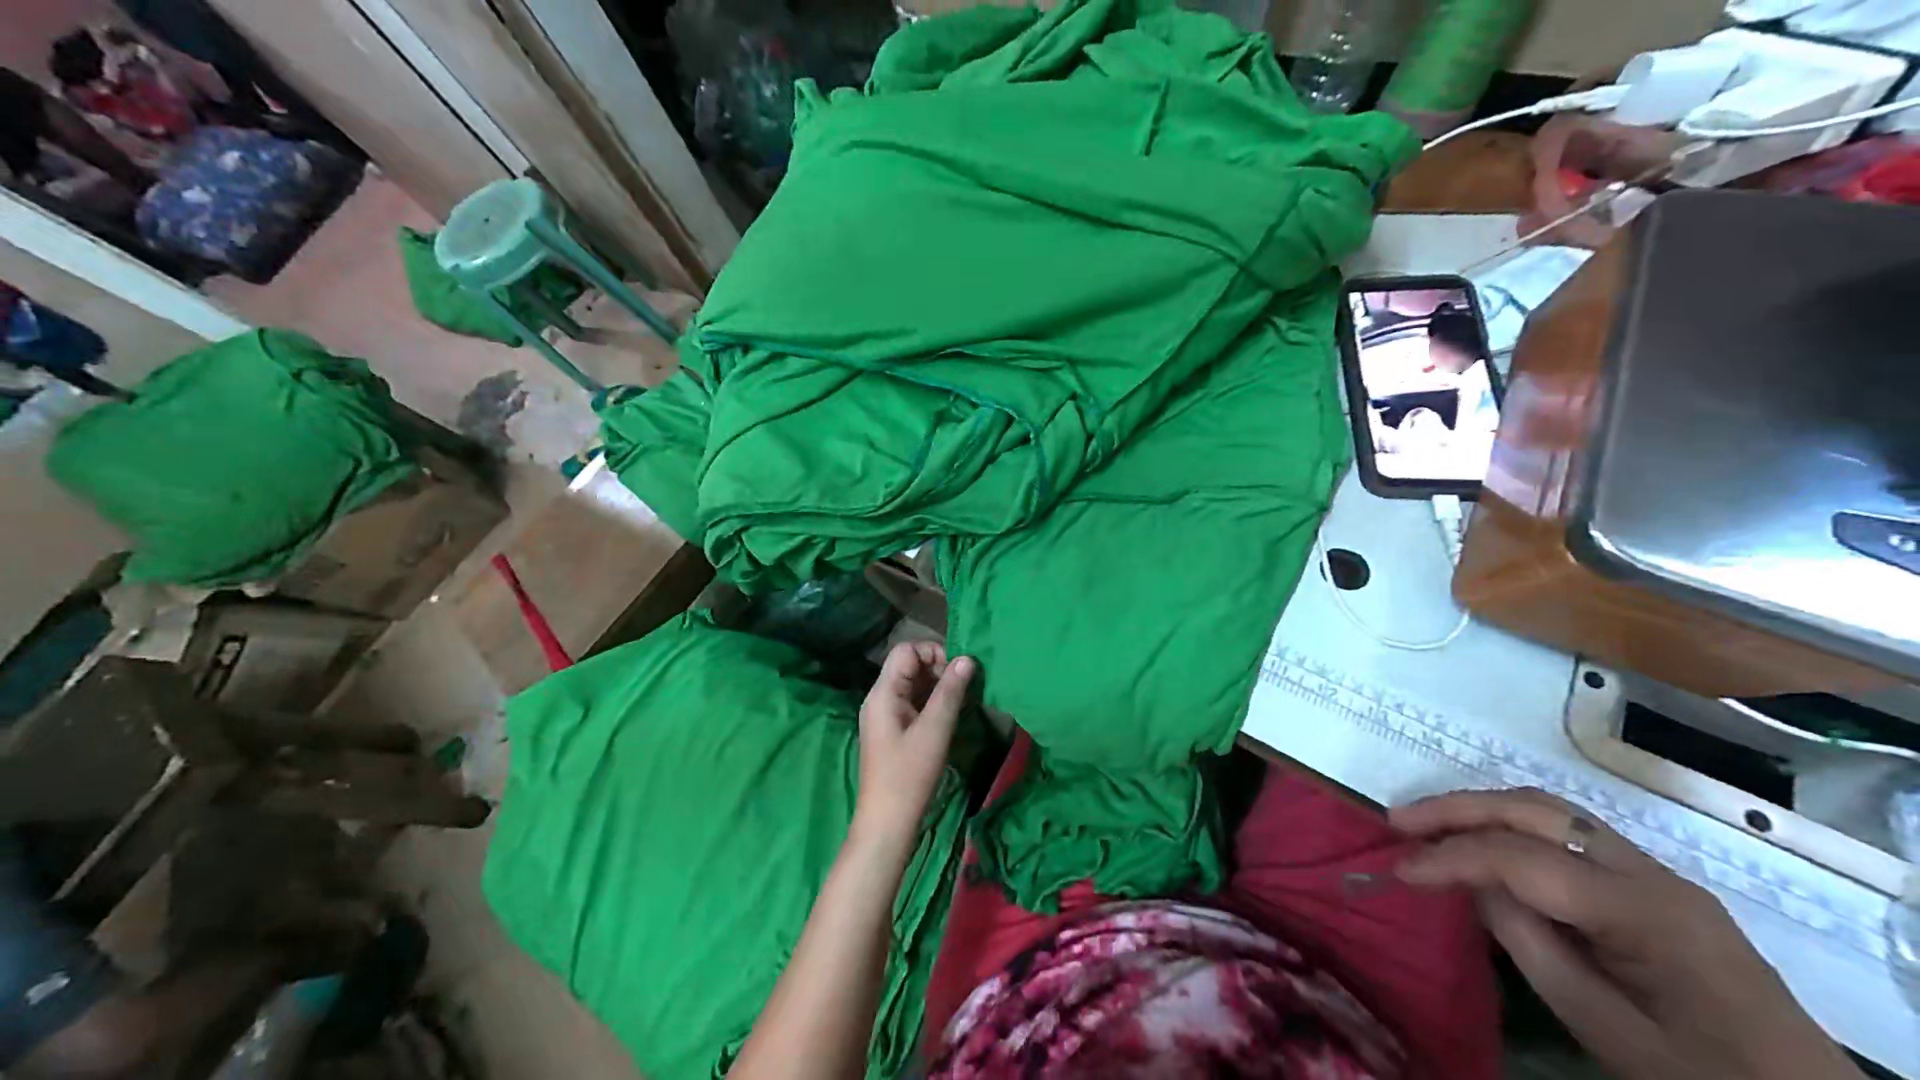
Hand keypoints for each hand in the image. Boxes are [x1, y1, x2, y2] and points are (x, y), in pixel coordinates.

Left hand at [853, 642, 974, 846]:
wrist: (887, 822)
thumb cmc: (909, 775)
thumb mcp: (934, 730)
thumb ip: (950, 692)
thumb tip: (967, 659)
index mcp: (883, 692)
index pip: (906, 650)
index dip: (934, 652)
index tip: (959, 671)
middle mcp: (880, 697)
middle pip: (909, 665)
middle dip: (939, 668)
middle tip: (965, 687)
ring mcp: (885, 714)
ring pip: (913, 684)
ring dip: (938, 686)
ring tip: (963, 700)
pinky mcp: (893, 730)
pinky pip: (913, 702)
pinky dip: (933, 702)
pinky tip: (952, 714)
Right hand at [1391, 789, 1861, 1079]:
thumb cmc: (1698, 1073)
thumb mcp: (1603, 1026)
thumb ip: (1529, 944)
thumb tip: (1472, 884)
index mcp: (1644, 911)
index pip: (1523, 858)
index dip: (1451, 857)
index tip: (1398, 869)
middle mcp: (1651, 872)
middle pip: (1537, 809)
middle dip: (1458, 808)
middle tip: (1398, 821)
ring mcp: (1656, 872)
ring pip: (1552, 809)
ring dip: (1482, 809)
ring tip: (1428, 824)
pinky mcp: (1653, 883)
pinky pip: (1570, 832)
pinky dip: (1512, 826)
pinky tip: (1483, 844)